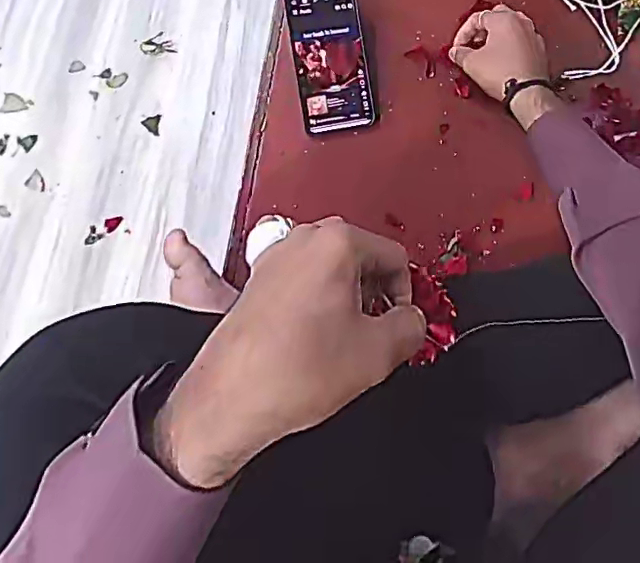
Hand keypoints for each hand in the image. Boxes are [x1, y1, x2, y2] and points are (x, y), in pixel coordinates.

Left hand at [153, 219, 423, 488]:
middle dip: (375, 296)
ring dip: (347, 300)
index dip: (405, 295)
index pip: (395, 257)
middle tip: (373, 332)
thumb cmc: (288, 372)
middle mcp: (306, 238)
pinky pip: (306, 280)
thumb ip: (413, 326)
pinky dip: (318, 304)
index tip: (399, 321)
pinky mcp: (260, 279)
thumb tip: (413, 320)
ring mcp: (279, 256)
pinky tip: (312, 341)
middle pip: (364, 258)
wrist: (226, 402)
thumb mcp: (378, 353)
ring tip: (340, 341)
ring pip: (335, 269)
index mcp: (338, 241)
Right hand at [448, 4, 549, 101]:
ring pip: (512, 27)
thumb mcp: (472, 63)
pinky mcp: (540, 50)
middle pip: (496, 16)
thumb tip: (457, 52)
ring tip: (487, 51)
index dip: (463, 32)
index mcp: (504, 19)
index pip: (477, 17)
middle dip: (482, 29)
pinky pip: (522, 41)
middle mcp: (521, 22)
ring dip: (498, 36)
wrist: (527, 93)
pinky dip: (511, 45)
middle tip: (472, 43)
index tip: (459, 46)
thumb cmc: (505, 74)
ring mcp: (533, 35)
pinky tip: (503, 59)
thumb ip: (460, 53)